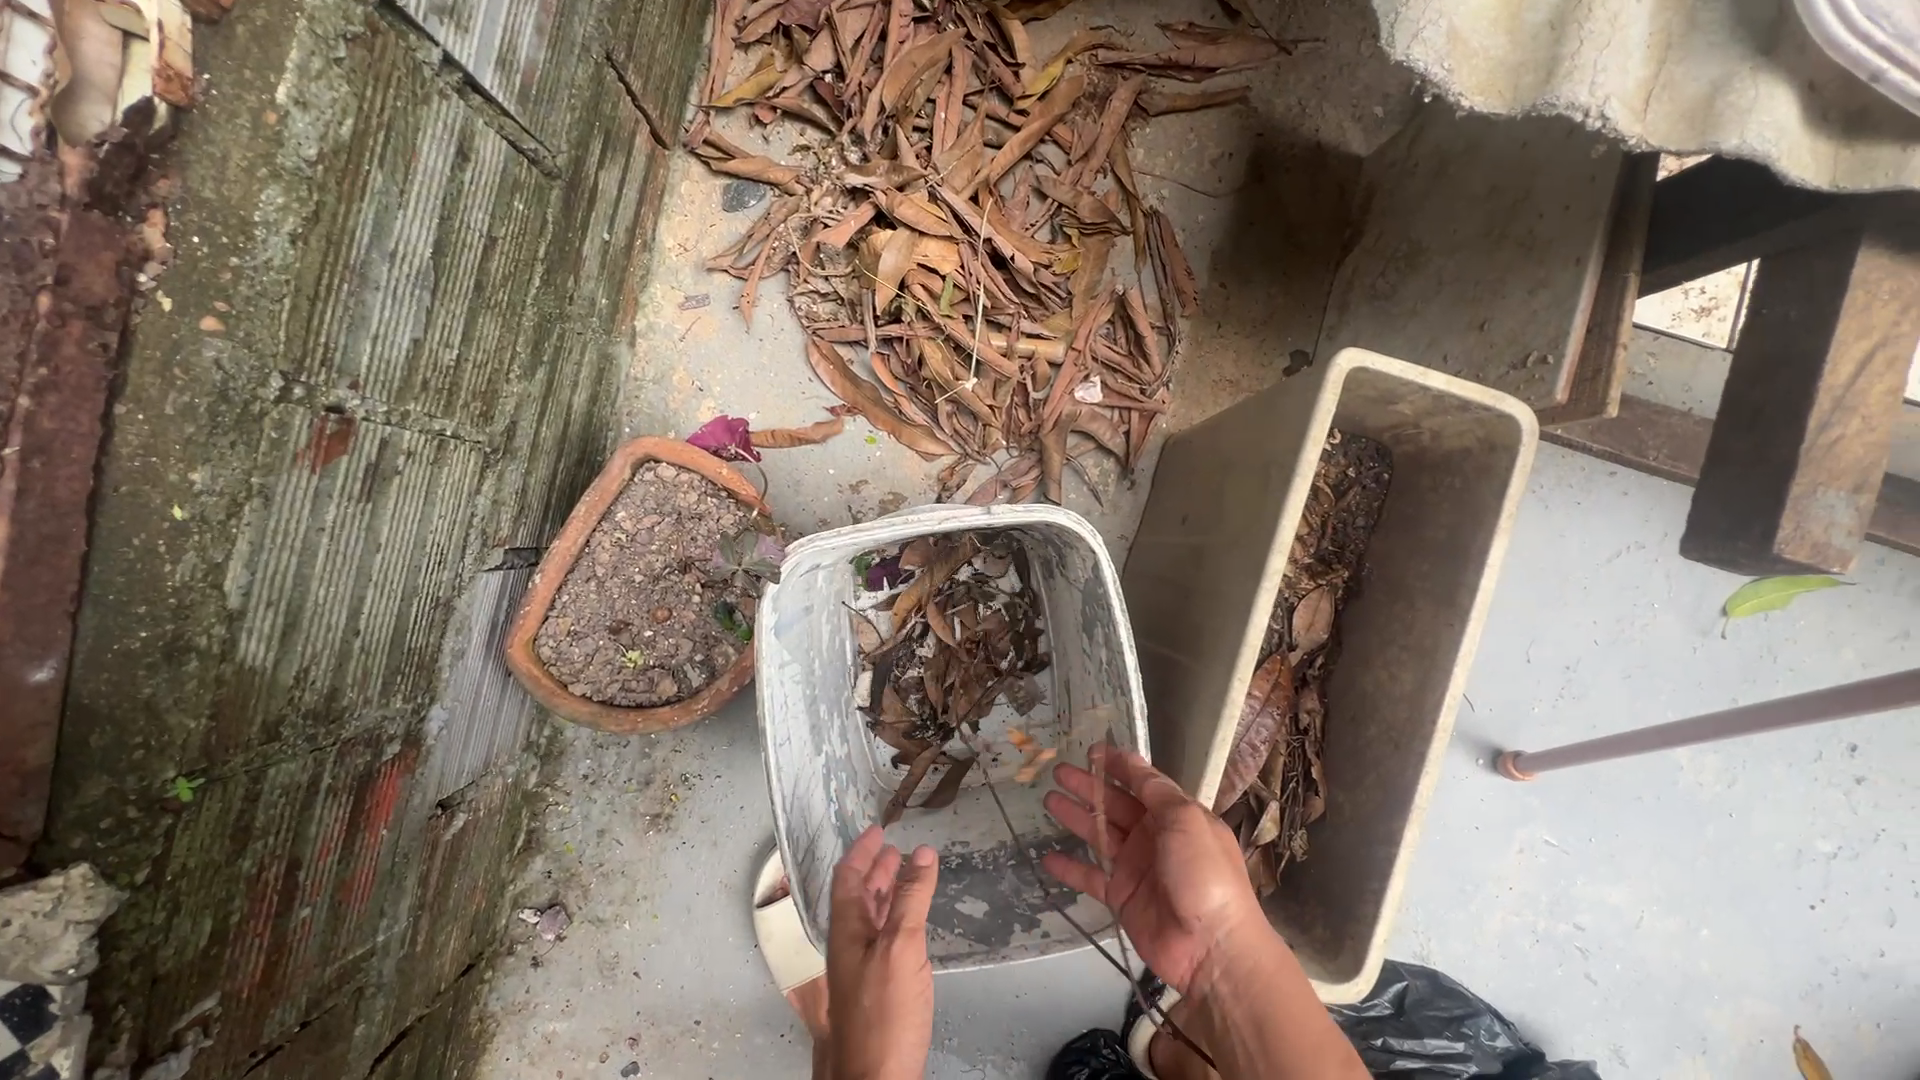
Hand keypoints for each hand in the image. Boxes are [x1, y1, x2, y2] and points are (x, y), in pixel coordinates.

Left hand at [826, 826, 937, 1079]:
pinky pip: (882, 938)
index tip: (877, 830)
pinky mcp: (877, 989)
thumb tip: (922, 852)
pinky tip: (910, 922)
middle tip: (893, 848)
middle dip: (875, 868)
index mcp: (846, 929)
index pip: (848, 877)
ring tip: (904, 873)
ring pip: (870, 917)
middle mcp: (849, 945)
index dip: (861, 851)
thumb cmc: (884, 1013)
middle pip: (858, 896)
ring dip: (885, 891)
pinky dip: (895, 917)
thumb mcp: (901, 946)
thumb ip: (910, 898)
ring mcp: (861, 969)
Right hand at [1041, 745, 1268, 994]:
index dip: (1118, 766)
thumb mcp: (1186, 820)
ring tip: (1049, 800)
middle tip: (1059, 772)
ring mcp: (1137, 867)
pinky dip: (1070, 868)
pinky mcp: (1122, 897)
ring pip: (1099, 835)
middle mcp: (1155, 837)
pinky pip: (1090, 877)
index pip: (1142, 782)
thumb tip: (1133, 762)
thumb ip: (1156, 791)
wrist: (1212, 947)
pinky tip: (1048, 858)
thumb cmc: (1204, 874)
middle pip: (1114, 805)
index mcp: (1176, 816)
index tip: (1092, 751)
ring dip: (1075, 818)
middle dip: (1088, 787)